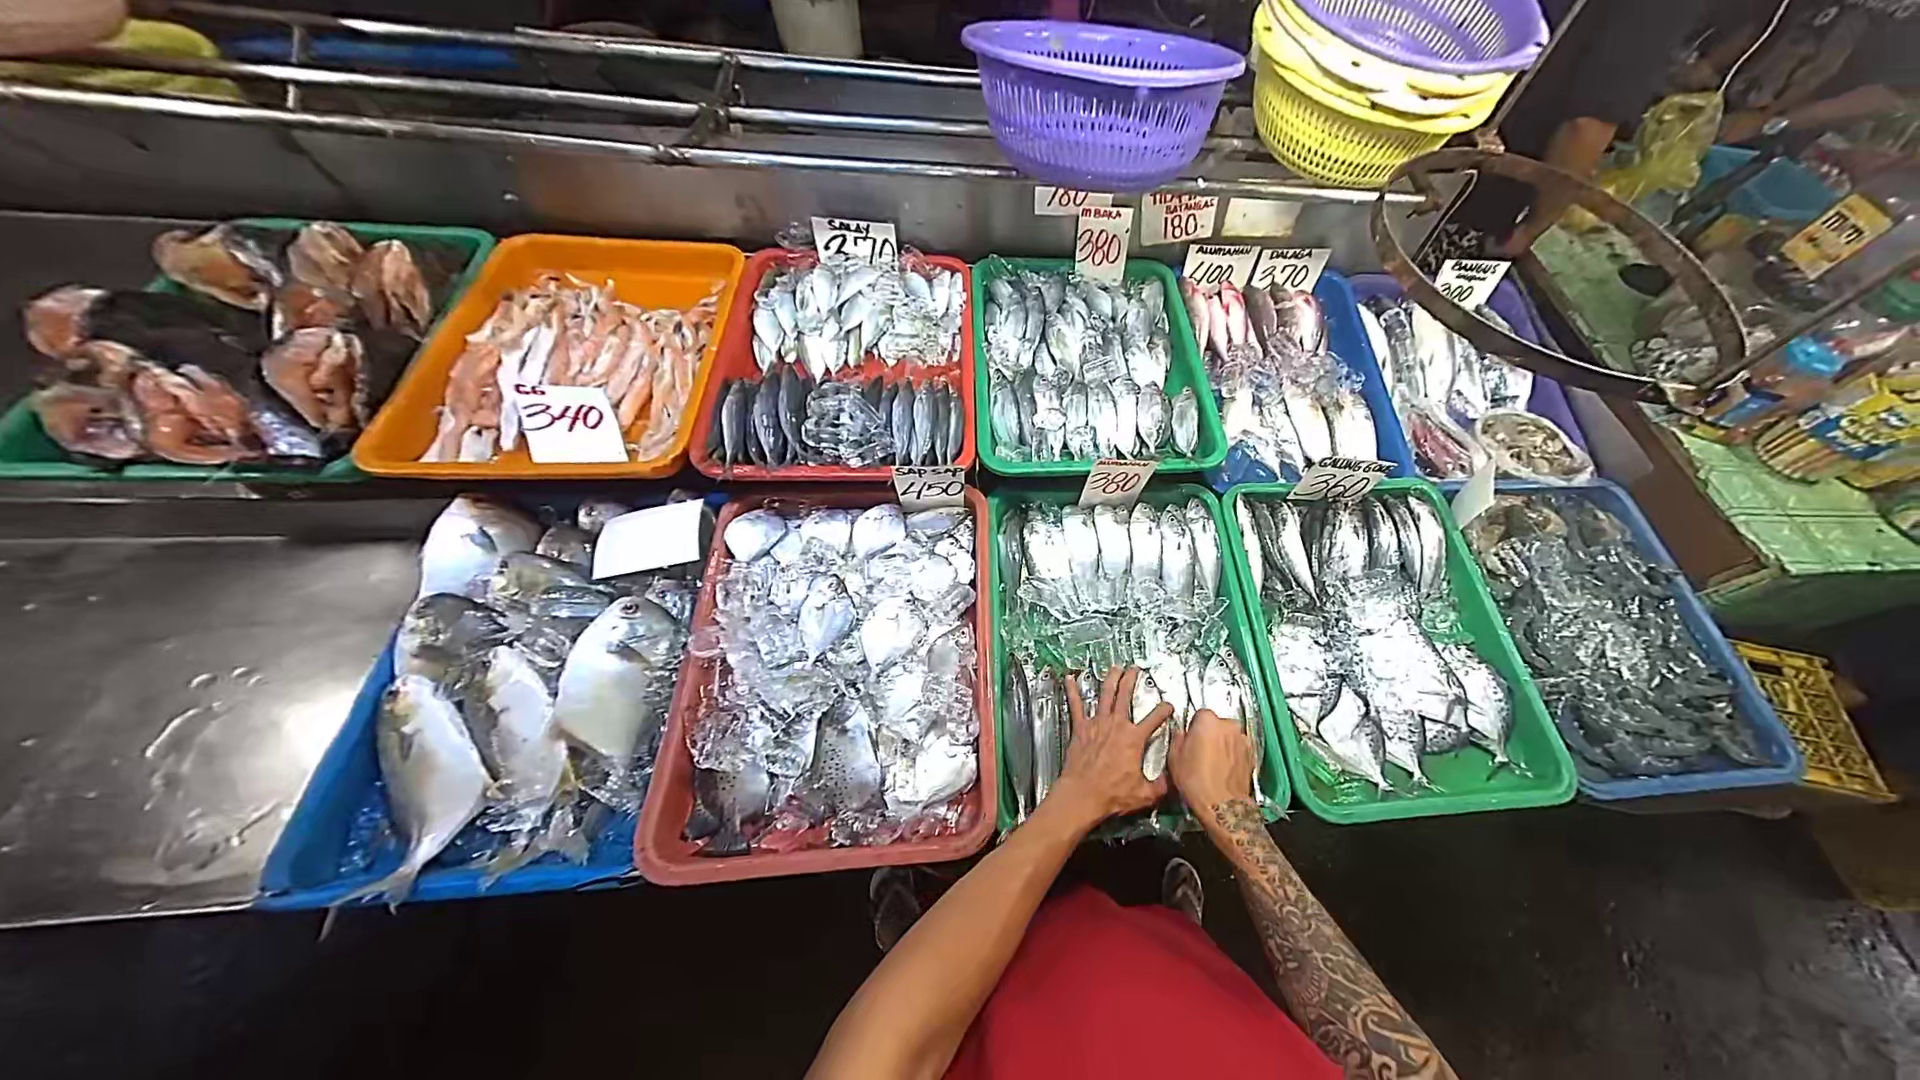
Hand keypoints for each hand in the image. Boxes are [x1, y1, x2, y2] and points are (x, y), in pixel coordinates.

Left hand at [1045, 666, 1170, 830]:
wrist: (1083, 794)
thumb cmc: (1112, 794)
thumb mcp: (1145, 794)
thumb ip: (1162, 785)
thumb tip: (1173, 781)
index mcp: (1134, 738)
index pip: (1154, 719)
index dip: (1164, 710)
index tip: (1168, 705)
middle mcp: (1116, 725)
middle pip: (1126, 696)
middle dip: (1131, 680)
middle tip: (1135, 669)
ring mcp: (1097, 723)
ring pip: (1105, 694)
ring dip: (1110, 679)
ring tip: (1115, 668)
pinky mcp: (1080, 727)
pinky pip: (1076, 705)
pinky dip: (1072, 691)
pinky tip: (1069, 678)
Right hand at [1168, 707, 1254, 832]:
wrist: (1222, 805)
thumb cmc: (1197, 781)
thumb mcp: (1174, 756)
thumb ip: (1178, 737)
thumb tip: (1182, 735)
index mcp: (1208, 721)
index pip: (1200, 714)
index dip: (1193, 726)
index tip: (1189, 737)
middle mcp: (1229, 727)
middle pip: (1217, 723)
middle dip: (1209, 733)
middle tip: (1199, 750)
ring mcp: (1243, 741)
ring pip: (1228, 736)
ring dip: (1221, 744)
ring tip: (1211, 762)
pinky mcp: (1251, 756)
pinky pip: (1238, 749)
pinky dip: (1231, 755)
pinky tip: (1221, 769)